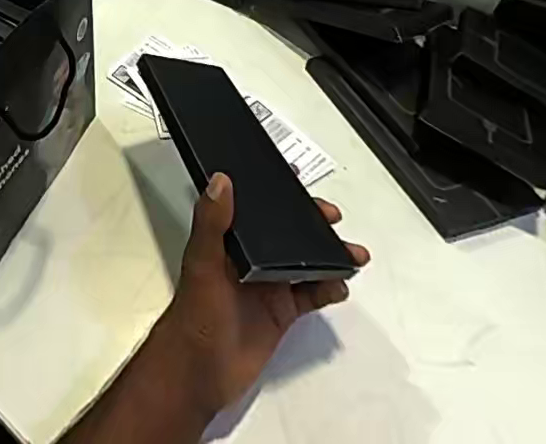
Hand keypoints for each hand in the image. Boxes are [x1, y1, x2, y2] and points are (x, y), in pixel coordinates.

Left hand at [156, 172, 370, 417]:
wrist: (202, 369)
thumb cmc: (195, 312)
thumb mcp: (202, 261)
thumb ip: (212, 222)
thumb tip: (221, 181)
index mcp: (226, 239)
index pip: (250, 206)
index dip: (270, 192)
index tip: (292, 176)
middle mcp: (248, 258)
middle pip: (282, 232)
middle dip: (307, 222)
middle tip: (330, 216)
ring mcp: (266, 284)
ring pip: (301, 261)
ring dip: (326, 255)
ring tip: (350, 253)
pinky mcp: (281, 311)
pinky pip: (310, 295)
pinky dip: (327, 288)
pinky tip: (340, 285)